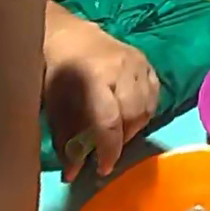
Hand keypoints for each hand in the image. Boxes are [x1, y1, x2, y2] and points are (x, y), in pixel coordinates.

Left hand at [44, 19, 159, 179]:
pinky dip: (147, 109)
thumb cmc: (56, 73)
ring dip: (135, 126)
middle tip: (107, 151)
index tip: (103, 169)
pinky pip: (155, 91)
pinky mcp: (145, 60)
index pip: (110, 121)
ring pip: (148, 104)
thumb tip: (74, 175)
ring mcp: (138, 61)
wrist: (68, 36)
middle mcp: (122, 67)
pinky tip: (132, 117)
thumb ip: (66, 140)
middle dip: (122, 140)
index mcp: (96, 77)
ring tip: (118, 134)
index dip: (109, 149)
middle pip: (134, 114)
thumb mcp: (54, 108)